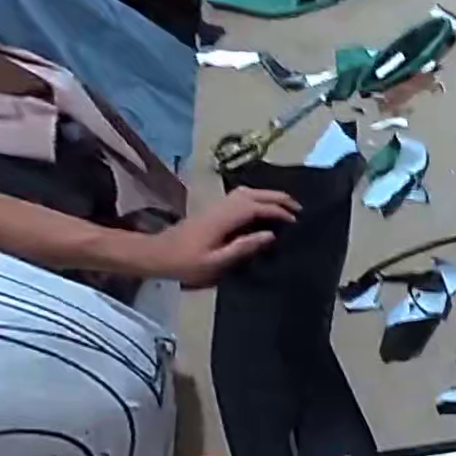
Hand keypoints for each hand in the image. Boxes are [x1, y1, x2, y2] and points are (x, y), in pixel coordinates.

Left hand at [132, 187, 298, 286]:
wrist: (155, 254)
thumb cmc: (185, 263)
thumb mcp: (214, 262)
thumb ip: (243, 248)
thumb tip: (271, 235)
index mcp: (224, 218)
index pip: (257, 207)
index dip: (278, 212)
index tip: (295, 222)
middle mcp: (222, 206)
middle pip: (254, 194)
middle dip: (278, 198)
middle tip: (299, 209)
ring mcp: (217, 205)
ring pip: (248, 192)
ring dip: (269, 196)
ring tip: (286, 207)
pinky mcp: (214, 209)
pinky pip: (241, 196)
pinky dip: (258, 198)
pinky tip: (264, 208)